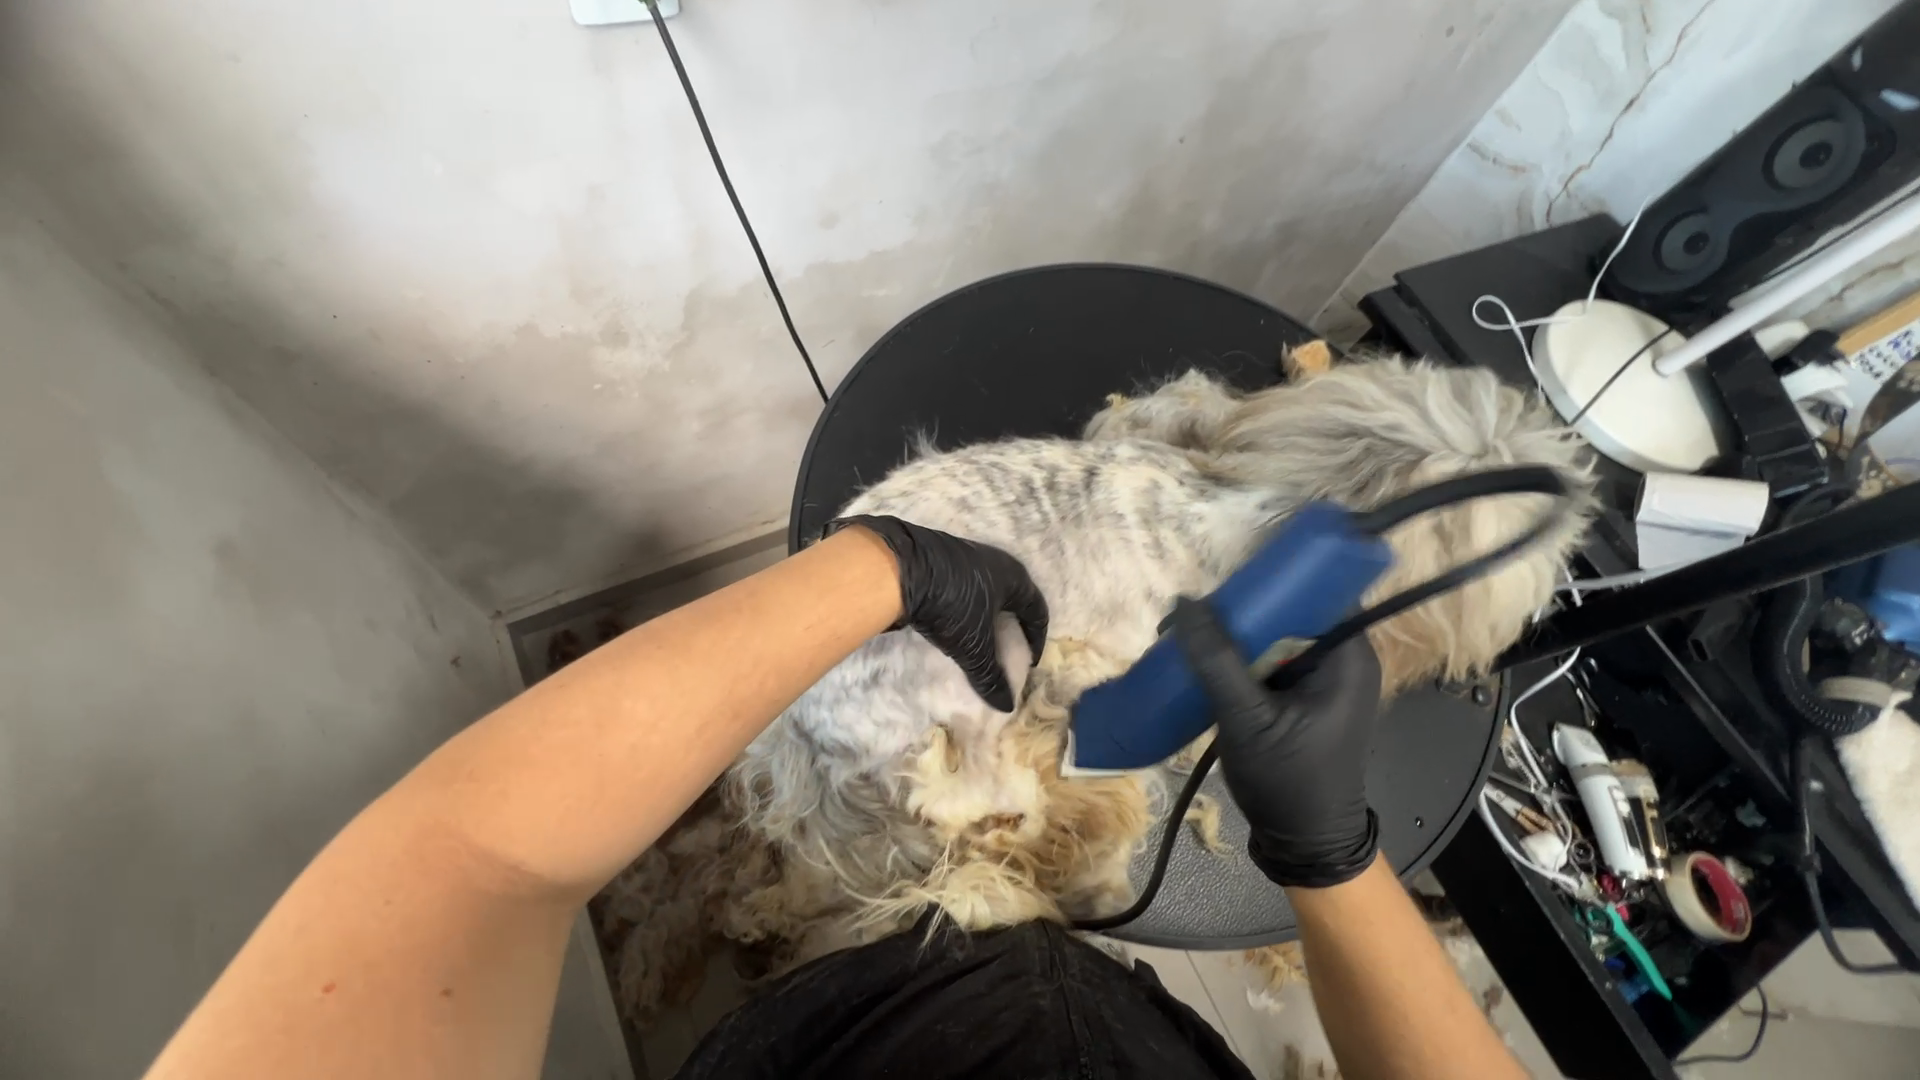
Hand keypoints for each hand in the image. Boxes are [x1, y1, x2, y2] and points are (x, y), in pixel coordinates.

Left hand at [828, 515, 1048, 710]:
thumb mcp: (973, 645)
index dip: (1038, 637)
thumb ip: (990, 676)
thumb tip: (1007, 706)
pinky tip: (954, 617)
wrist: (901, 569)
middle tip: (1010, 646)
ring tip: (982, 634)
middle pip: (1015, 595)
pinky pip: (964, 584)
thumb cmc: (952, 606)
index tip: (1031, 660)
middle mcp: (995, 561)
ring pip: (988, 587)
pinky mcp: (941, 555)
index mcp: (1013, 578)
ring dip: (989, 610)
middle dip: (1014, 621)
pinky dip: (967, 603)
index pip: (1038, 609)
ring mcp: (967, 555)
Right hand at [1168, 597, 1382, 887]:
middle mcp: (1341, 661)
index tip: (1228, 579)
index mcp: (1348, 657)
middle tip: (1193, 615)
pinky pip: (1267, 662)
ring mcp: (1320, 681)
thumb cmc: (1287, 779)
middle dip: (1242, 609)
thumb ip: (1216, 659)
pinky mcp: (1299, 698)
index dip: (1275, 578)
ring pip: (1274, 637)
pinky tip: (1201, 660)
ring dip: (1234, 635)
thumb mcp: (1246, 718)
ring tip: (1187, 635)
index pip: (1319, 591)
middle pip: (1290, 611)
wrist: (1304, 845)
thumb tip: (1185, 602)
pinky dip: (1237, 658)